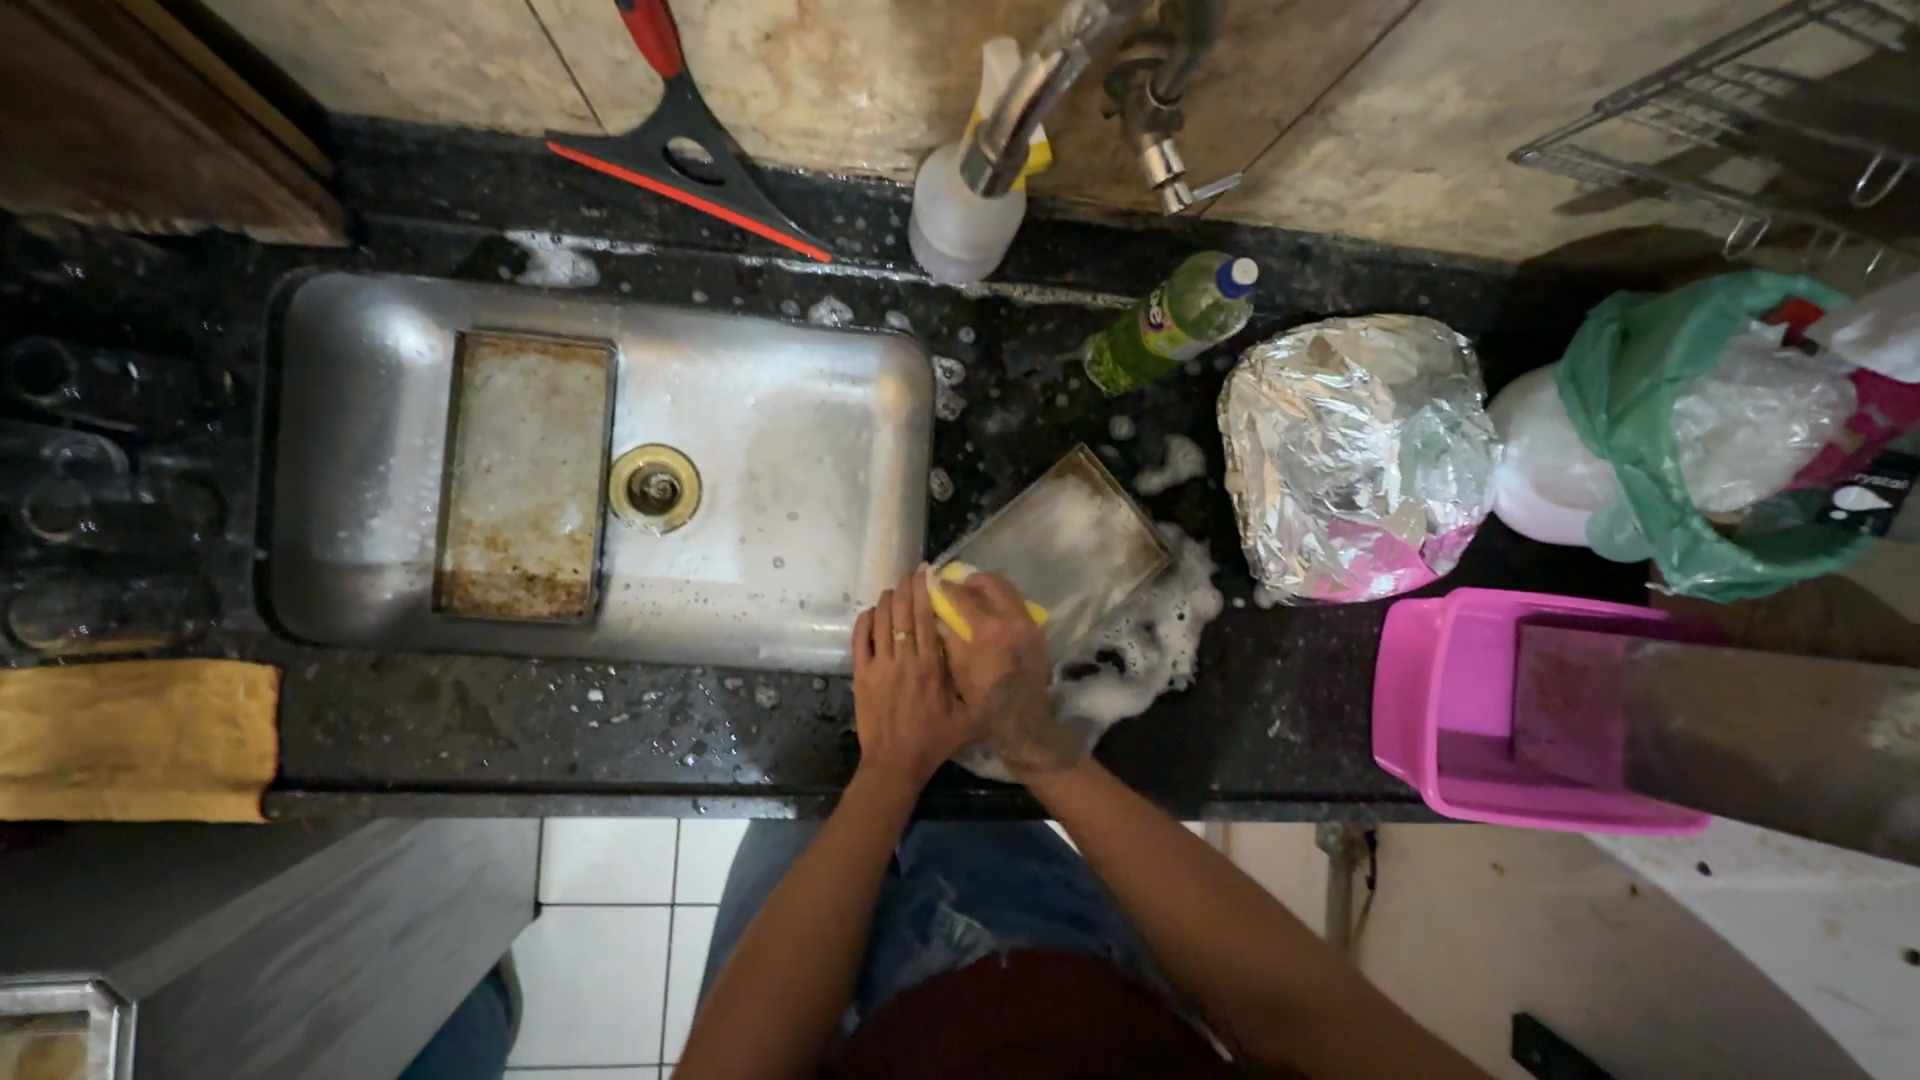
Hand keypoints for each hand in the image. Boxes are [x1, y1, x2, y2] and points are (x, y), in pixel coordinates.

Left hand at [851, 568, 976, 787]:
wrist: (894, 762)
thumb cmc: (934, 740)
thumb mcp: (969, 717)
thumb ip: (977, 688)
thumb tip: (988, 662)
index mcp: (930, 665)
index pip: (924, 617)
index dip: (923, 590)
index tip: (926, 573)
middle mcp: (903, 658)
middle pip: (901, 611)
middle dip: (905, 587)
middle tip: (910, 574)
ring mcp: (879, 665)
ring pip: (880, 620)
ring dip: (886, 600)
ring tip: (893, 589)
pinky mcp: (861, 674)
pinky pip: (860, 639)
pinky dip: (864, 621)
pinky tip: (870, 612)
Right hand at [933, 572, 1088, 775]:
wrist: (1022, 720)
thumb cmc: (983, 700)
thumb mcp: (957, 669)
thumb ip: (947, 637)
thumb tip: (938, 615)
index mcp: (987, 629)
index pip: (962, 596)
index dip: (946, 588)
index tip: (937, 585)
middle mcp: (1011, 619)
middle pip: (992, 582)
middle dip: (973, 581)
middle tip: (961, 587)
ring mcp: (1028, 624)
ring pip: (1009, 591)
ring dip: (991, 589)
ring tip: (977, 598)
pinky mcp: (1038, 632)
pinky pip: (1019, 606)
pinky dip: (1005, 602)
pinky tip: (994, 614)